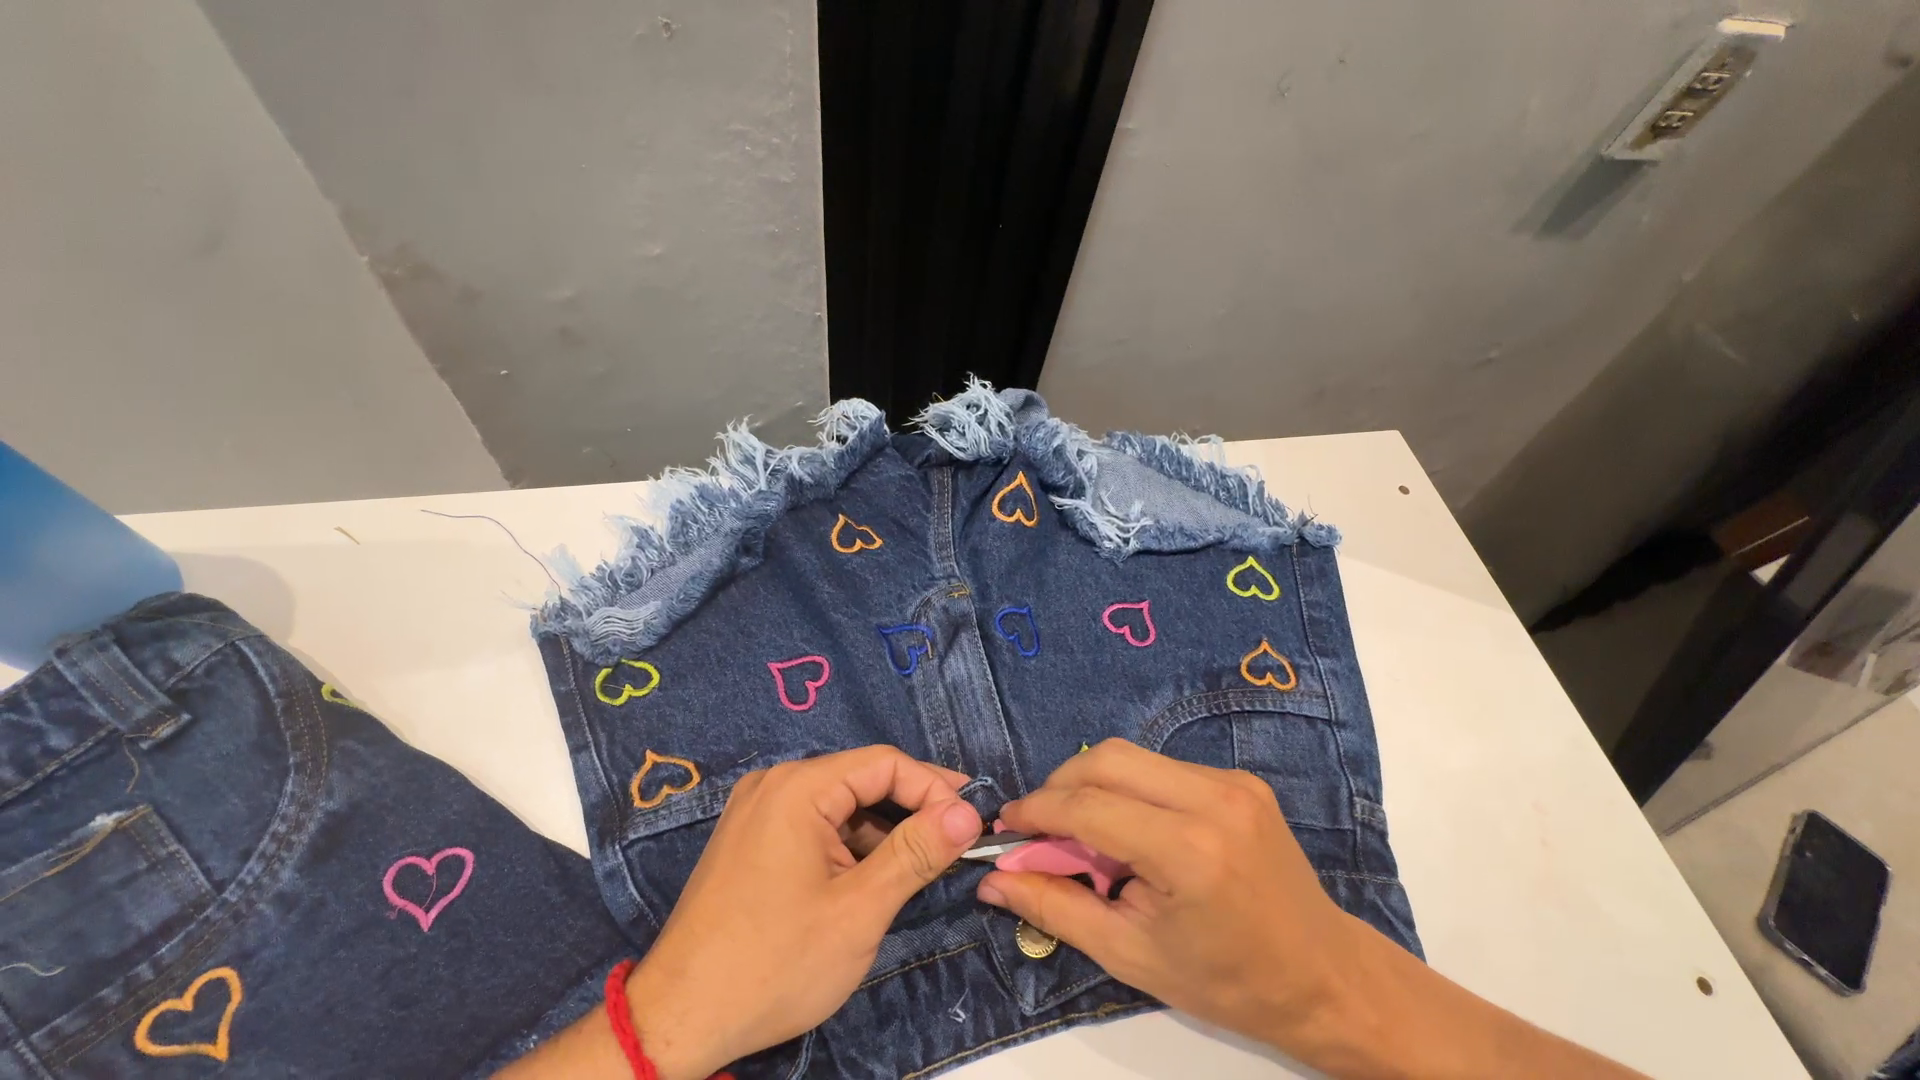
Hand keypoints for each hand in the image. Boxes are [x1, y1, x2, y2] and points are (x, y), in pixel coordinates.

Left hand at [628, 746, 982, 1079]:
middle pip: (862, 779)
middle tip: (959, 840)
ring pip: (840, 806)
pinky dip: (850, 846)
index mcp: (798, 788)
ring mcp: (757, 813)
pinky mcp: (751, 842)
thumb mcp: (859, 910)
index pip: (885, 763)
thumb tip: (968, 813)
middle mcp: (774, 785)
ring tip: (925, 864)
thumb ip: (916, 853)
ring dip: (884, 831)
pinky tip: (875, 876)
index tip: (972, 826)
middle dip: (914, 808)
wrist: (678, 1018)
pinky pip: (814, 826)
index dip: (935, 789)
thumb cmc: (775, 962)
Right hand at [976, 739, 1358, 1057]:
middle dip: (1059, 786)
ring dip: (1092, 785)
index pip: (1088, 806)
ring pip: (1132, 756)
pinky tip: (1128, 830)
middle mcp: (1213, 799)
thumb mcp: (1131, 956)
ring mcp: (1232, 782)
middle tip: (1040, 828)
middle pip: (1107, 759)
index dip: (1036, 812)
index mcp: (1189, 851)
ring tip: (1082, 833)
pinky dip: (1129, 788)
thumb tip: (992, 879)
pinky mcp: (1240, 780)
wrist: (1324, 977)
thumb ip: (1056, 908)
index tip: (1006, 828)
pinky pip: (1162, 768)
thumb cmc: (1227, 981)